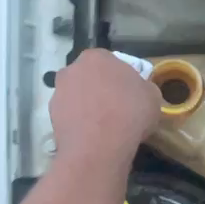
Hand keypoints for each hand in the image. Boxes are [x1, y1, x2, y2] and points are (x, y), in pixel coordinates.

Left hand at [48, 49, 160, 163]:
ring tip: (105, 126)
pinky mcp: (51, 117)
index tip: (129, 93)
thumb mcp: (152, 96)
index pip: (109, 61)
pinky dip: (80, 124)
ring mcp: (58, 93)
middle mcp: (72, 69)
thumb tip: (139, 90)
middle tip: (117, 107)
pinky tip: (93, 136)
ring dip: (88, 107)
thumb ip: (143, 87)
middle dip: (101, 89)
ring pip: (78, 97)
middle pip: (89, 77)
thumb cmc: (130, 113)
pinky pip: (70, 116)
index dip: (120, 77)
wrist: (98, 146)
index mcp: (97, 57)